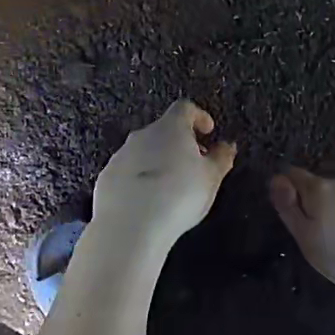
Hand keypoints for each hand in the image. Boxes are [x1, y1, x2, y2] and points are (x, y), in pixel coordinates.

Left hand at [92, 100, 236, 246]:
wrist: (130, 226)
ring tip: (171, 187)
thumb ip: (221, 158)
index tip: (208, 131)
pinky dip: (140, 179)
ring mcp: (121, 156)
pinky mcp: (106, 178)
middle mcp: (143, 135)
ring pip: (144, 151)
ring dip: (159, 161)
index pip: (185, 108)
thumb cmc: (180, 196)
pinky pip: (128, 172)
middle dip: (180, 143)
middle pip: (163, 129)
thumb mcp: (211, 178)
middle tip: (194, 163)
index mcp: (171, 128)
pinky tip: (148, 201)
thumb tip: (227, 145)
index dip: (199, 116)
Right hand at [268, 167, 334, 291]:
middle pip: (317, 187)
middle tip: (313, 235)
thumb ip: (288, 207)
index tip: (290, 214)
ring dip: (332, 211)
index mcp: (318, 189)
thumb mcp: (304, 236)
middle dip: (311, 204)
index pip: (293, 175)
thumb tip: (276, 180)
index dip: (286, 190)